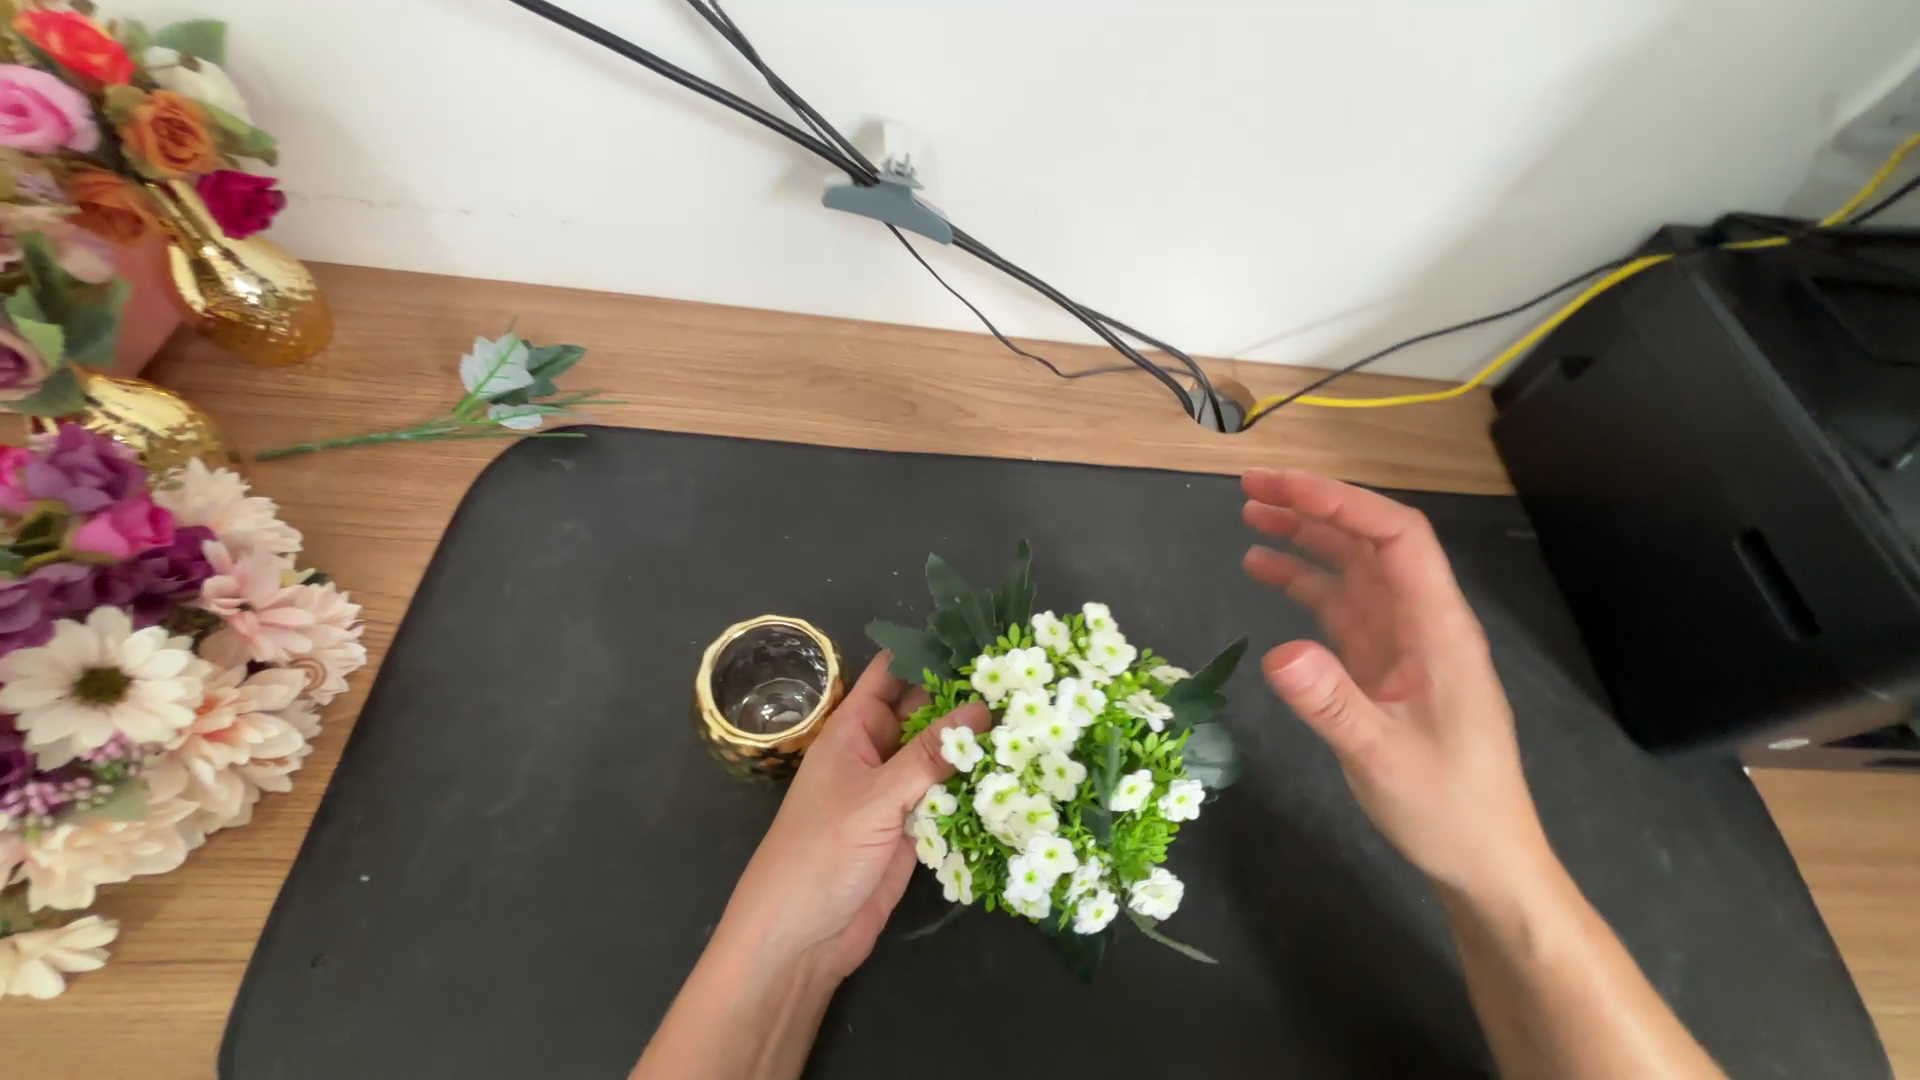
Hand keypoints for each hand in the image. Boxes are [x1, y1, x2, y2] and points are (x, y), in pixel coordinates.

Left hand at [633, 656, 988, 1079]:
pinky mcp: (912, 830)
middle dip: (964, 702)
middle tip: (1022, 685)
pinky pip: (947, 798)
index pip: (892, 675)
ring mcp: (895, 793)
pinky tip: (1016, 776)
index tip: (980, 643)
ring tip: (1031, 722)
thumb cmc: (820, 854)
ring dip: (974, 747)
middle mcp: (876, 754)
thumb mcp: (875, 798)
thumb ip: (929, 756)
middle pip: (923, 715)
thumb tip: (983, 709)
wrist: (800, 941)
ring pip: (939, 758)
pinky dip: (974, 790)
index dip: (929, 655)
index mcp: (852, 730)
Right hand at [1239, 468, 1551, 895]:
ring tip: (1251, 515)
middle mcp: (1420, 620)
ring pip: (1351, 567)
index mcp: (1438, 629)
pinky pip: (1337, 604)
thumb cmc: (1446, 807)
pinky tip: (1262, 569)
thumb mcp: (1383, 759)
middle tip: (1252, 488)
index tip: (1282, 487)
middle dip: (1314, 506)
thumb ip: (1332, 704)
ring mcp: (1399, 638)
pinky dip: (1300, 581)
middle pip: (1369, 540)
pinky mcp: (1380, 660)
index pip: (1397, 538)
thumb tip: (1277, 654)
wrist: (1481, 855)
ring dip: (1305, 536)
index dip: (1342, 502)